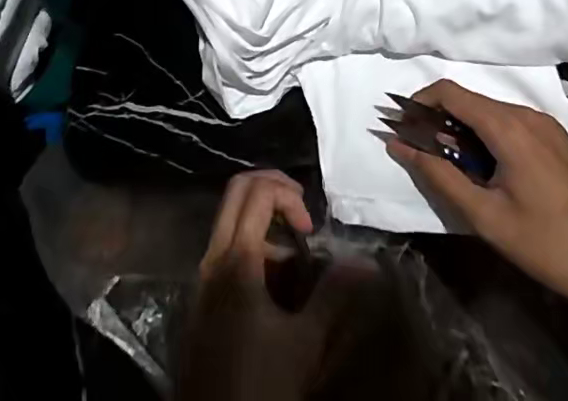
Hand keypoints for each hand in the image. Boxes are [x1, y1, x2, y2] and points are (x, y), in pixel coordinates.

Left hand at [177, 171, 344, 400]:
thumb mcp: (305, 341)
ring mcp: (203, 275)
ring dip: (264, 215)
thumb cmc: (260, 383)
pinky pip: (226, 244)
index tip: (310, 229)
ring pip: (230, 216)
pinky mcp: (202, 293)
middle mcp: (213, 257)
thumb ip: (334, 294)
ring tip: (294, 246)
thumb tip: (365, 261)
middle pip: (237, 191)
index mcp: (237, 260)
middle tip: (302, 209)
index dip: (289, 196)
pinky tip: (276, 276)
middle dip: (273, 186)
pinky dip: (253, 239)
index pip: (258, 193)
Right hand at [385, 81, 567, 323]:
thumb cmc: (543, 243)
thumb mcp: (483, 215)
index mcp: (509, 127)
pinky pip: (510, 123)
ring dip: (463, 130)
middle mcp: (527, 114)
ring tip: (450, 168)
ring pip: (489, 112)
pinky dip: (487, 136)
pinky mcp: (555, 138)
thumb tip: (398, 143)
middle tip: (420, 154)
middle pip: (470, 101)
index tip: (400, 127)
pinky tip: (485, 170)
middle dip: (439, 121)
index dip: (419, 103)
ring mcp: (545, 124)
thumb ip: (438, 174)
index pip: (451, 92)